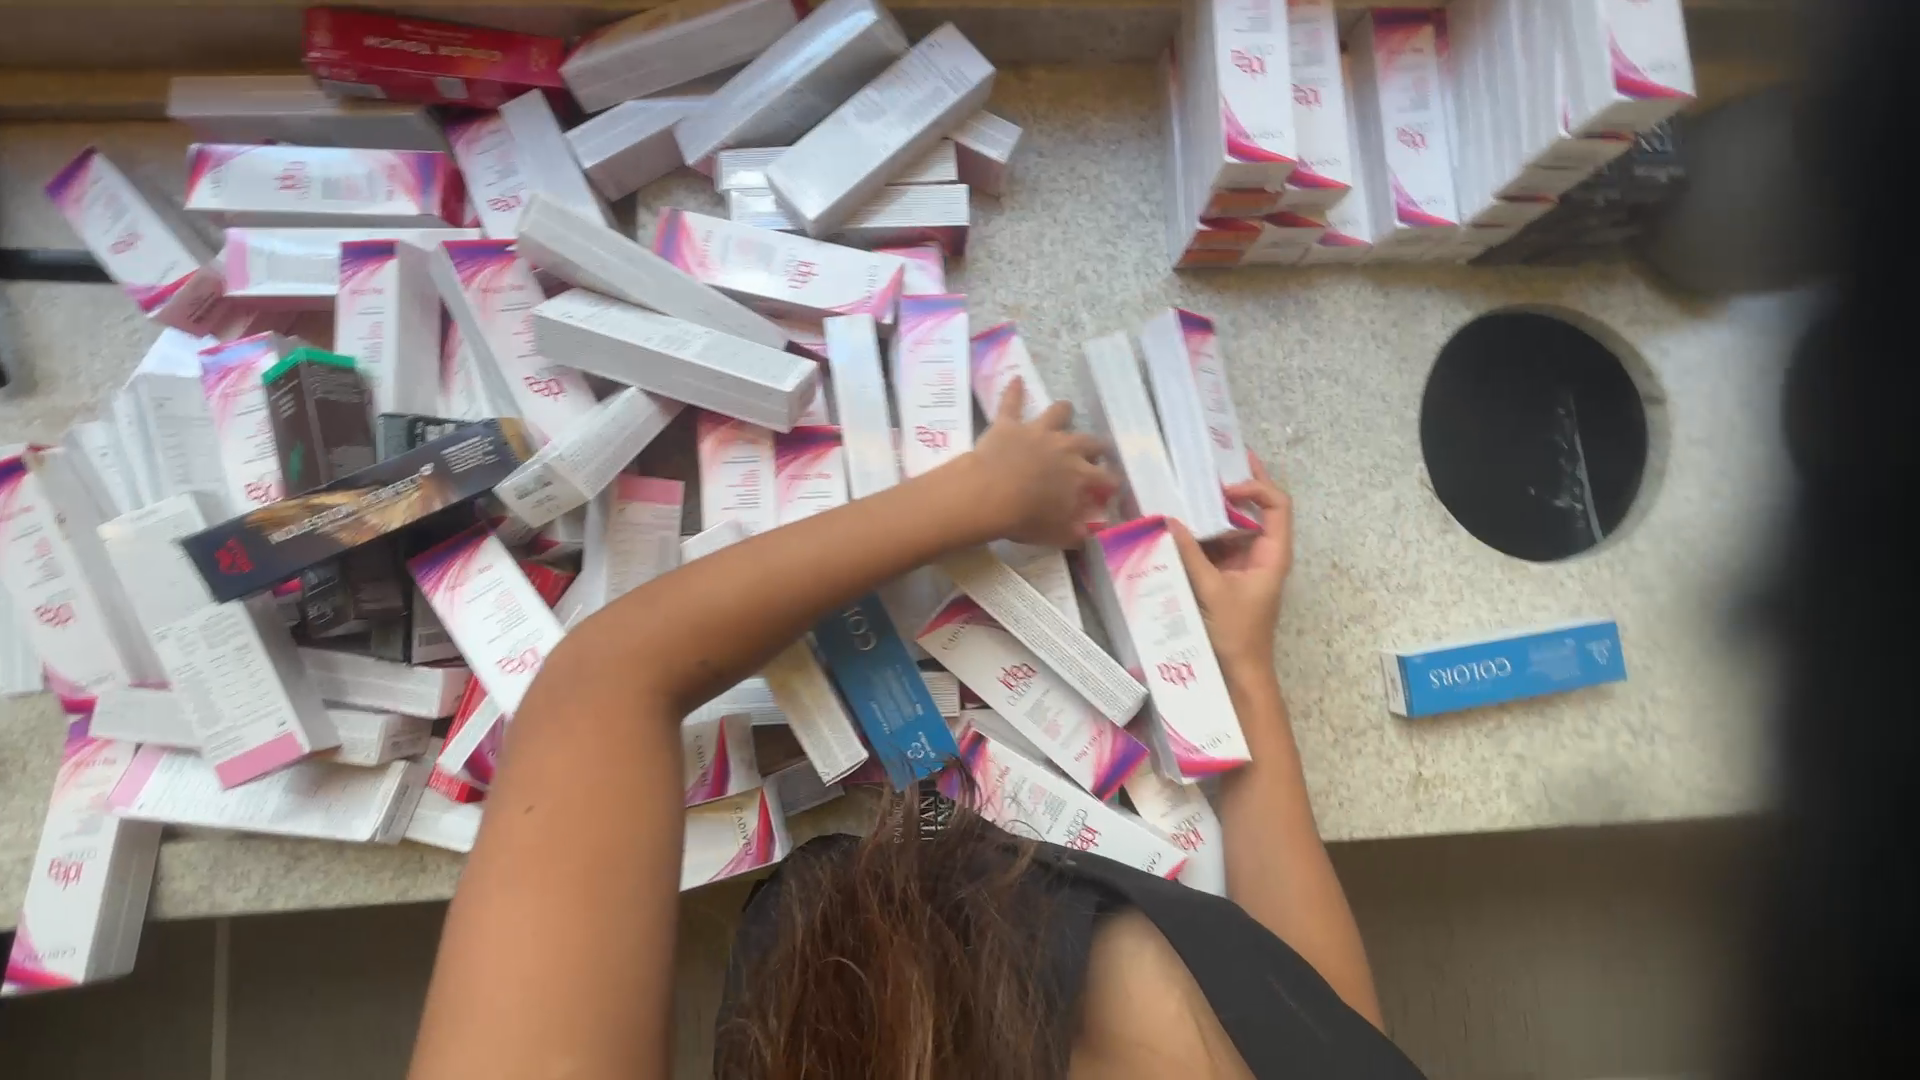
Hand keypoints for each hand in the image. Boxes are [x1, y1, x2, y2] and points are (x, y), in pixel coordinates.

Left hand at [965, 378, 1117, 546]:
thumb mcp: (1055, 533)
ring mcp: (1037, 431)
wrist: (988, 495)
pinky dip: (1013, 390)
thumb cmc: (1025, 519)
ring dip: (1063, 411)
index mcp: (1080, 475)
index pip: (1106, 478)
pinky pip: (1011, 402)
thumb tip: (1088, 534)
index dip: (1110, 483)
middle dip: (1097, 446)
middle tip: (1098, 450)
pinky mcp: (1009, 424)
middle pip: (1089, 442)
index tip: (1111, 488)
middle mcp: (1065, 448)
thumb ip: (1075, 533)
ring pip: (1057, 413)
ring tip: (1066, 408)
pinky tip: (1015, 379)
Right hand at [1169, 456, 1293, 674]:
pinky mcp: (1227, 576)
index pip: (1277, 506)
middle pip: (1257, 510)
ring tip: (1186, 490)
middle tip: (1212, 462)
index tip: (1225, 487)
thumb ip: (1190, 554)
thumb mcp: (1211, 590)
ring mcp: (1244, 564)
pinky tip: (1176, 525)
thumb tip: (1169, 521)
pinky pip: (1216, 546)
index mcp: (1272, 554)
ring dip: (1212, 511)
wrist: (1239, 672)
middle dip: (1237, 486)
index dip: (1256, 487)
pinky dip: (1199, 534)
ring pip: (1232, 528)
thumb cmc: (1236, 633)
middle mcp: (1262, 553)